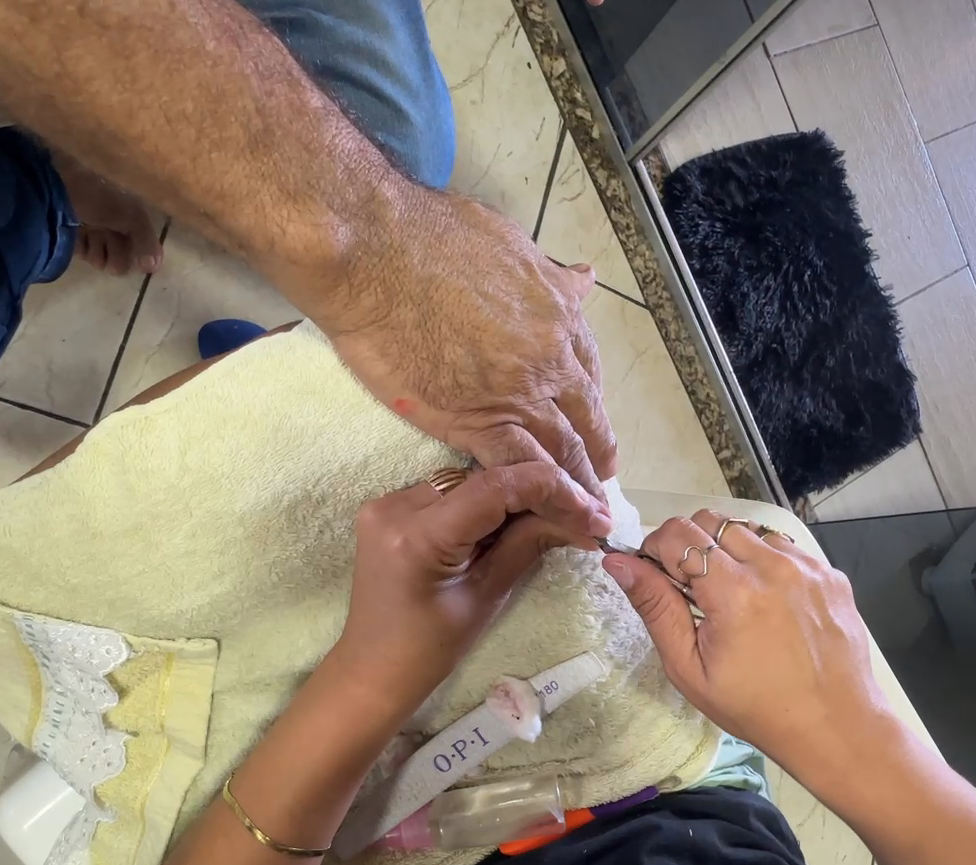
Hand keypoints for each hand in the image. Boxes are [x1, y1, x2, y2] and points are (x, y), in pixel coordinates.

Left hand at [54, 151, 164, 275]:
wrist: (53, 190)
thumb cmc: (98, 197)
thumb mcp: (133, 216)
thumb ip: (148, 242)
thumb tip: (152, 268)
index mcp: (128, 210)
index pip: (145, 241)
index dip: (143, 249)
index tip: (139, 252)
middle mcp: (113, 221)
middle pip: (128, 255)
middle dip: (120, 252)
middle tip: (109, 239)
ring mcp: (93, 232)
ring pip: (109, 260)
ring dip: (103, 253)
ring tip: (92, 237)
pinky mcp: (74, 242)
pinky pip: (90, 258)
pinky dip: (86, 251)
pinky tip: (79, 239)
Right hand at [312, 189, 618, 507]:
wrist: (376, 252)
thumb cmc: (430, 235)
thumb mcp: (510, 243)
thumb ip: (550, 275)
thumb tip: (582, 277)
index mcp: (558, 316)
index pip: (588, 373)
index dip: (591, 406)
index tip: (591, 427)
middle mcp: (550, 359)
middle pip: (585, 419)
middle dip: (596, 455)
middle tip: (600, 482)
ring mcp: (518, 394)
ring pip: (562, 450)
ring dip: (579, 487)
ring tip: (586, 517)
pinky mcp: (477, 422)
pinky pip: (522, 467)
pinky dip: (542, 497)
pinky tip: (551, 518)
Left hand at [330, 463, 610, 714]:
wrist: (372, 666)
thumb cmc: (429, 649)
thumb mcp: (486, 597)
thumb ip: (527, 544)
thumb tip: (582, 517)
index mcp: (416, 536)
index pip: (495, 488)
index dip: (552, 489)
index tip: (595, 512)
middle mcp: (395, 506)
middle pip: (485, 479)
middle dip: (541, 493)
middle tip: (589, 515)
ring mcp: (387, 501)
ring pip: (472, 481)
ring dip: (517, 495)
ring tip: (561, 517)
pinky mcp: (389, 505)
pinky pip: (453, 491)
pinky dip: (488, 502)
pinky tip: (518, 519)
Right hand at [601, 511, 907, 761]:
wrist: (836, 728)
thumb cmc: (754, 707)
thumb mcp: (688, 668)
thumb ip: (655, 608)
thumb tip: (619, 562)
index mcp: (733, 592)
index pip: (678, 533)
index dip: (656, 548)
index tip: (657, 577)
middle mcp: (773, 566)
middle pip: (710, 520)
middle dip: (688, 544)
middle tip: (689, 587)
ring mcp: (807, 566)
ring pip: (746, 529)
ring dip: (727, 551)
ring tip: (730, 595)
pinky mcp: (829, 574)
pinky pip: (783, 546)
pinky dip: (763, 562)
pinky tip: (765, 601)